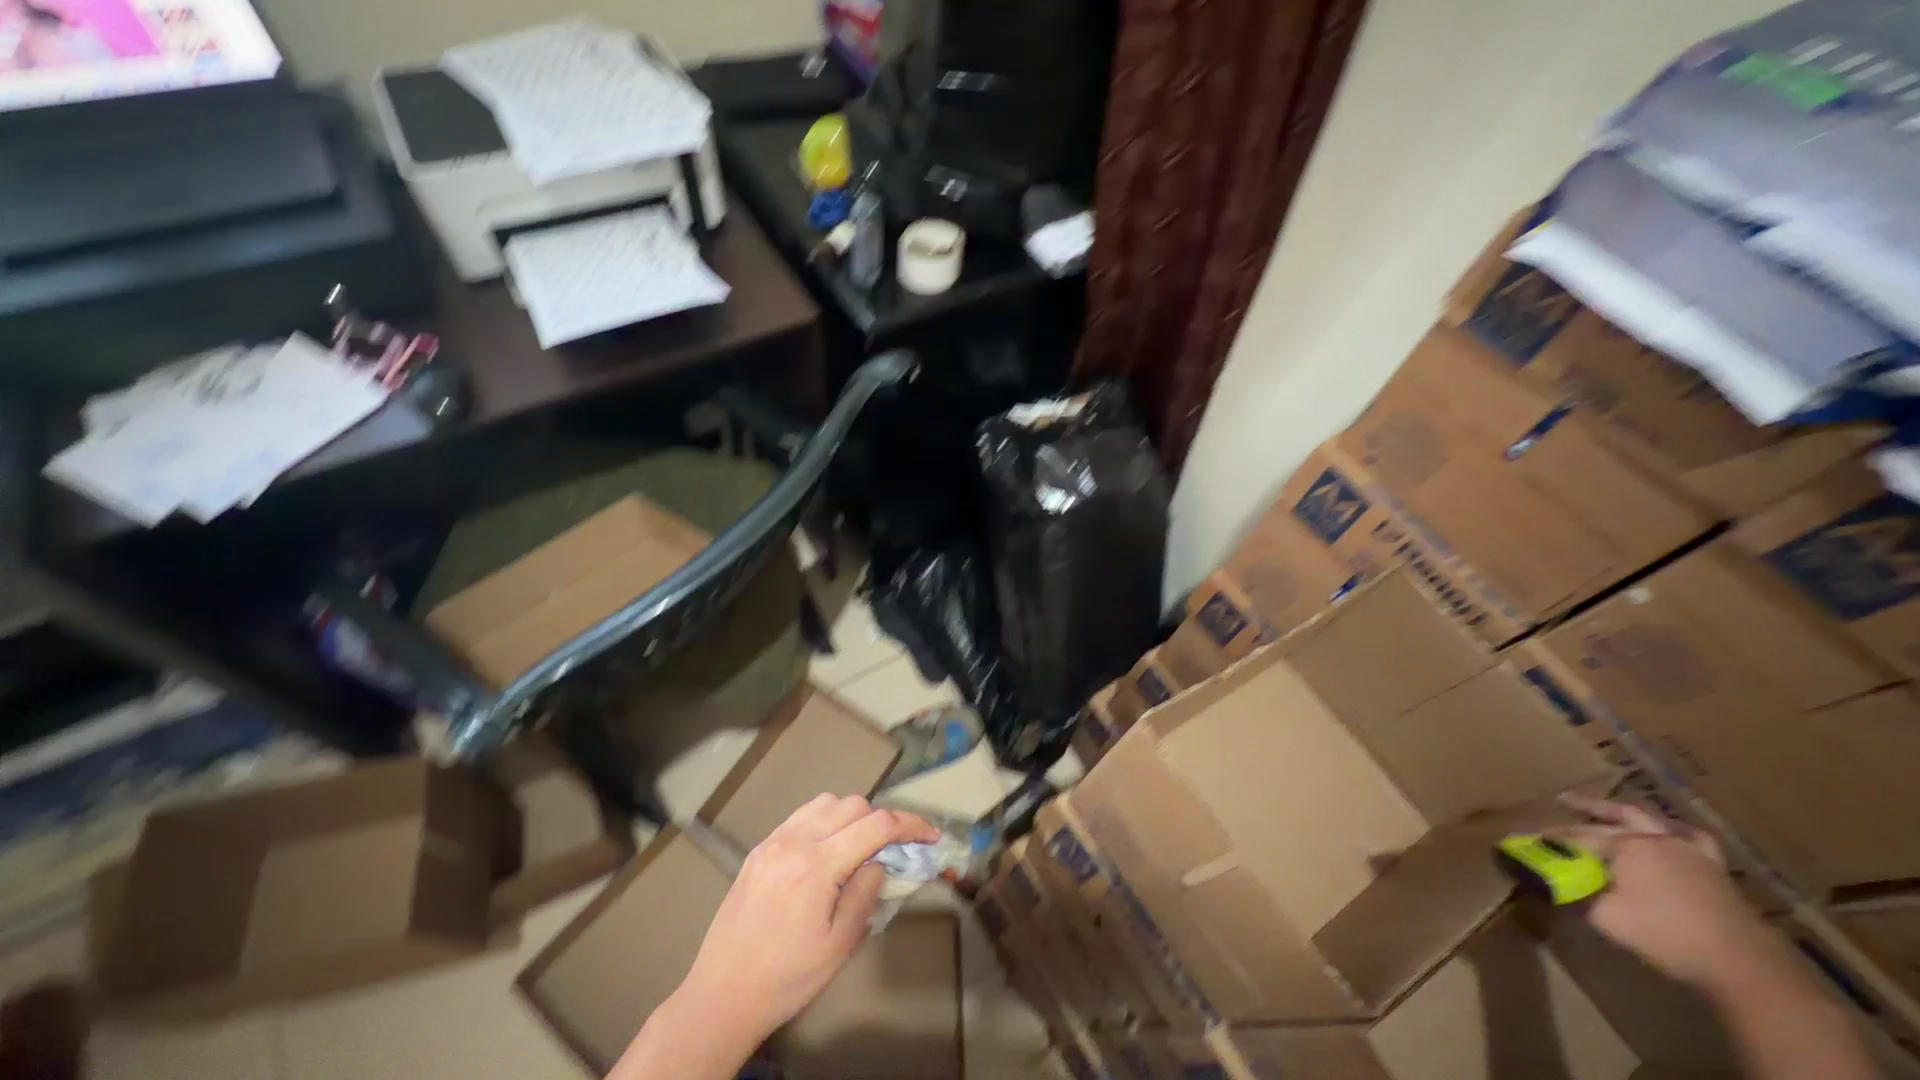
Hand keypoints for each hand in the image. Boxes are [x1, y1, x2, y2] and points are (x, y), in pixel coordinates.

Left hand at [674, 795, 940, 1043]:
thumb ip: (866, 893)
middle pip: (852, 805)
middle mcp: (793, 842)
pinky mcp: (758, 851)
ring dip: (852, 816)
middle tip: (897, 849)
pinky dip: (824, 822)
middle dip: (882, 820)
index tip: (930, 836)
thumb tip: (881, 861)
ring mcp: (772, 843)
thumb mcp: (840, 943)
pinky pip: (800, 817)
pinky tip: (829, 850)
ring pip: (825, 803)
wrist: (723, 993)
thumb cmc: (788, 978)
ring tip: (863, 847)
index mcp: (817, 866)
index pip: (876, 825)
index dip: (910, 825)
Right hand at [1554, 794, 1775, 989]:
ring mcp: (1689, 849)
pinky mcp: (1713, 866)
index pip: (1578, 836)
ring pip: (1651, 819)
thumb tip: (1545, 882)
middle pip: (1612, 818)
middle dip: (1585, 809)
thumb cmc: (1666, 936)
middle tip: (1563, 800)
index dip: (1549, 838)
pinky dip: (1674, 830)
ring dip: (1626, 812)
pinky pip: (1691, 837)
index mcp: (1628, 846)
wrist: (1739, 961)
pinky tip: (1669, 832)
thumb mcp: (1606, 918)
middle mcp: (1656, 837)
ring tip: (1610, 808)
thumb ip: (1574, 894)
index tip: (1524, 837)